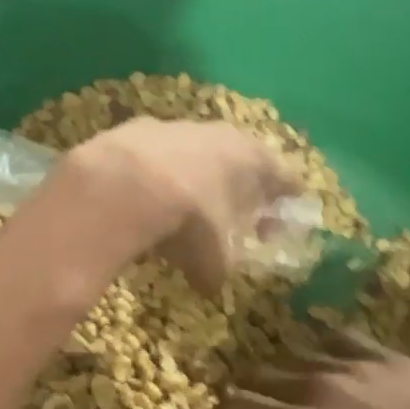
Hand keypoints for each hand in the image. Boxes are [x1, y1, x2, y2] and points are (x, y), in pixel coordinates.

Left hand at [63, 118, 298, 289]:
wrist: (124, 184)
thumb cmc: (189, 220)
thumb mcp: (213, 258)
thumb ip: (218, 268)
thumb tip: (209, 282)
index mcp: (253, 159)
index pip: (284, 176)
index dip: (285, 198)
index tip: (284, 216)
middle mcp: (220, 135)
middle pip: (239, 159)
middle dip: (238, 186)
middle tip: (235, 213)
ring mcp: (176, 127)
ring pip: (194, 151)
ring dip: (193, 175)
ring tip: (184, 204)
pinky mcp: (136, 128)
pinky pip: (154, 153)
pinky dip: (154, 172)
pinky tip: (144, 193)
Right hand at [214, 337, 409, 408]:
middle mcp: (317, 388)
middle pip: (265, 375)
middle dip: (248, 384)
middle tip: (242, 390)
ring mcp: (351, 365)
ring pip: (298, 354)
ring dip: (282, 364)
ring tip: (277, 367)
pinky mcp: (383, 354)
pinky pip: (339, 338)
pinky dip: (321, 341)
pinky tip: (316, 340)